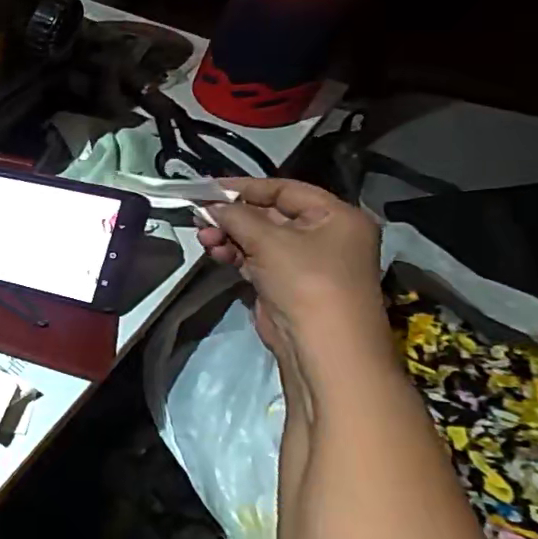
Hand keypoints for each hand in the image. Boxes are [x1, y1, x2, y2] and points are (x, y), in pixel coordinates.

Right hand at [196, 178, 382, 369]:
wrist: (323, 351)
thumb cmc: (306, 282)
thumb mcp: (270, 241)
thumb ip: (237, 216)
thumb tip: (211, 205)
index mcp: (337, 217)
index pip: (286, 190)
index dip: (247, 187)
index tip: (210, 187)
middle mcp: (326, 236)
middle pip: (271, 215)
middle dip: (234, 216)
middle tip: (200, 215)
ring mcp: (306, 263)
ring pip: (261, 240)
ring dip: (230, 236)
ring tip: (203, 237)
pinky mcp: (288, 286)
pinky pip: (258, 261)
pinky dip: (236, 255)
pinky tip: (215, 252)